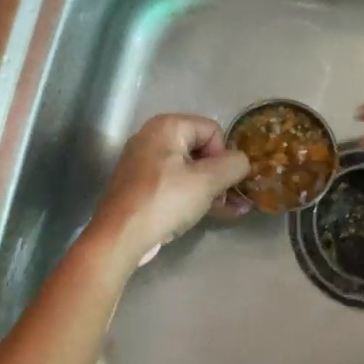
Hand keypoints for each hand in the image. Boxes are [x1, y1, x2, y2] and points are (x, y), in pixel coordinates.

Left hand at [87, 114, 249, 265]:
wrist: (120, 237)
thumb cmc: (165, 201)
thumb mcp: (207, 182)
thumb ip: (233, 165)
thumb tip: (243, 161)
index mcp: (167, 126)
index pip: (213, 130)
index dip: (223, 155)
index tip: (222, 181)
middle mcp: (153, 138)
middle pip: (201, 149)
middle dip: (220, 174)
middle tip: (228, 198)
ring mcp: (145, 163)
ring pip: (190, 169)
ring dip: (212, 188)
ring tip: (231, 209)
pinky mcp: (142, 186)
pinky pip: (176, 184)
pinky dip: (194, 195)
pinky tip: (216, 212)